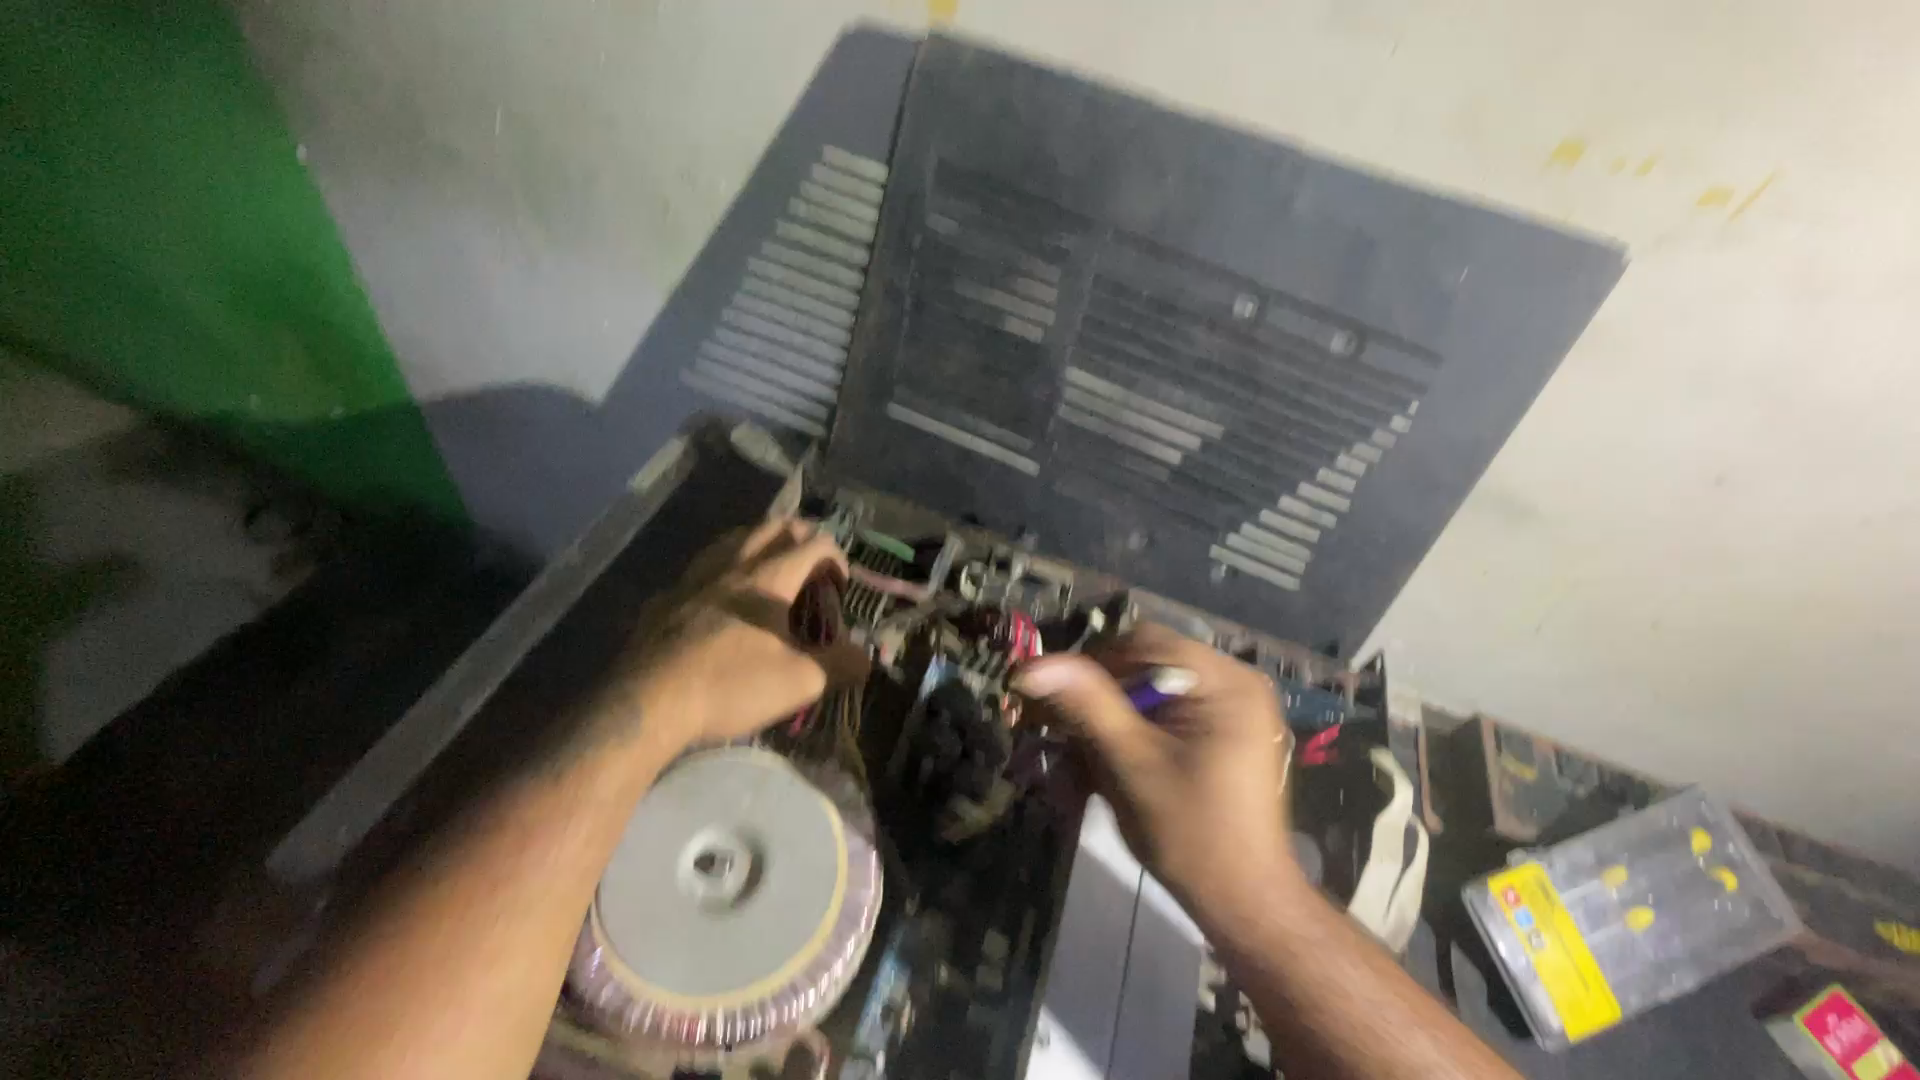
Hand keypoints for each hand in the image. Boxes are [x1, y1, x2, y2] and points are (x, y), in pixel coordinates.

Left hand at [618, 518, 865, 748]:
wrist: (649, 703)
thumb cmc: (732, 685)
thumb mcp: (801, 682)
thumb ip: (840, 664)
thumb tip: (866, 658)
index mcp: (770, 578)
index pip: (814, 543)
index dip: (836, 558)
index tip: (839, 590)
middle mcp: (733, 565)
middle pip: (773, 527)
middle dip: (800, 538)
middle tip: (810, 568)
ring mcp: (693, 578)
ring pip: (732, 538)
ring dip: (759, 545)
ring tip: (769, 570)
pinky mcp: (664, 599)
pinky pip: (700, 569)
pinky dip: (721, 571)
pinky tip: (719, 599)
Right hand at [1014, 625, 1299, 920]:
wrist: (1244, 903)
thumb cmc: (1192, 834)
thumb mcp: (1131, 764)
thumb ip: (1086, 705)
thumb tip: (1030, 665)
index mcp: (1226, 682)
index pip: (1143, 642)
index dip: (1092, 665)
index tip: (1054, 701)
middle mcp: (1234, 685)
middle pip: (1145, 668)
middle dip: (1097, 703)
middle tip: (1056, 734)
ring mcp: (1230, 712)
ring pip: (1149, 697)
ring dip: (1107, 727)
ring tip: (1076, 767)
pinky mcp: (1221, 738)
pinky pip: (1164, 720)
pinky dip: (1130, 742)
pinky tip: (1103, 776)